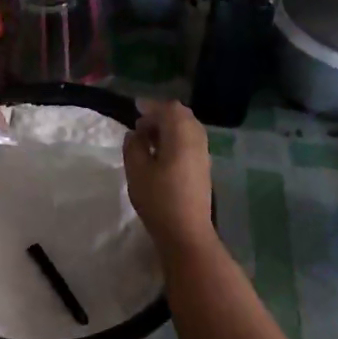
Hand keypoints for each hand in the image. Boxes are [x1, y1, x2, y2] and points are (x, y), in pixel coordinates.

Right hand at [123, 100, 215, 250]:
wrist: (186, 231)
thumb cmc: (158, 200)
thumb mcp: (136, 171)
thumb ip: (133, 147)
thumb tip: (134, 134)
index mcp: (181, 135)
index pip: (168, 109)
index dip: (151, 107)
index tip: (134, 111)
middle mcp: (197, 139)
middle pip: (182, 115)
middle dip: (161, 115)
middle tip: (141, 127)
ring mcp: (203, 153)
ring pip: (188, 128)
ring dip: (169, 128)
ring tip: (149, 141)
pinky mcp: (203, 167)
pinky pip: (191, 141)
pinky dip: (176, 139)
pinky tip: (162, 154)